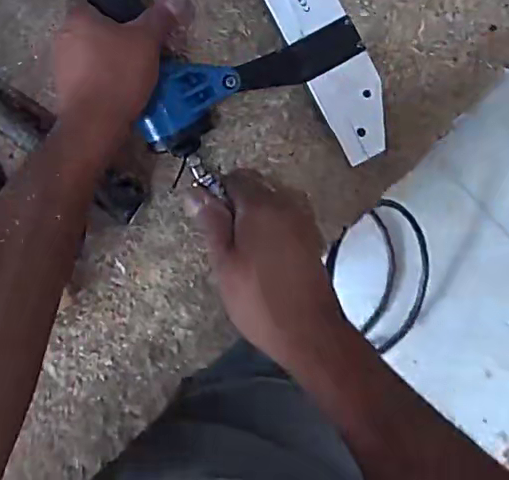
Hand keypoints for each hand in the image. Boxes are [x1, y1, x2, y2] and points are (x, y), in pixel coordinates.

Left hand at [50, 0, 190, 155]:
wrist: (95, 124)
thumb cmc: (118, 72)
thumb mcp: (147, 40)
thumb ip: (160, 18)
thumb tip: (179, 2)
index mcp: (77, 19)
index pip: (86, 0)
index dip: (108, 4)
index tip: (129, 16)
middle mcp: (63, 38)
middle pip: (91, 28)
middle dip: (114, 34)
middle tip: (141, 42)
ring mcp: (61, 67)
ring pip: (90, 53)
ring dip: (110, 57)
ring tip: (138, 66)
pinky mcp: (65, 91)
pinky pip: (89, 75)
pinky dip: (105, 77)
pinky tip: (126, 86)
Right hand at [184, 171, 350, 364]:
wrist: (308, 330)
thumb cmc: (258, 299)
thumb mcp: (225, 263)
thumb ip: (212, 222)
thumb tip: (196, 192)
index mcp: (261, 205)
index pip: (234, 178)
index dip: (217, 192)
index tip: (210, 219)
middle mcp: (286, 202)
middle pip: (255, 185)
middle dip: (237, 202)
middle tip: (226, 240)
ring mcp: (303, 217)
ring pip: (272, 201)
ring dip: (256, 214)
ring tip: (246, 251)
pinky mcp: (312, 235)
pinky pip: (286, 216)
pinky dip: (273, 225)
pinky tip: (267, 256)